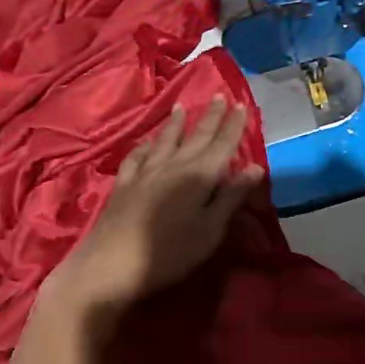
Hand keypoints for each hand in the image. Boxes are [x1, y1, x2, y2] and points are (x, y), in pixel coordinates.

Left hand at [39, 98, 262, 324]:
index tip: (241, 105)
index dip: (233, 125)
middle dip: (210, 117)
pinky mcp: (123, 185)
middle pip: (196, 137)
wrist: (109, 267)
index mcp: (199, 176)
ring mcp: (145, 173)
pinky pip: (137, 157)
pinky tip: (146, 142)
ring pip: (165, 141)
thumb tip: (255, 167)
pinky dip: (144, 146)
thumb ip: (231, 197)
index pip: (222, 145)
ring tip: (182, 107)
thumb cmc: (170, 253)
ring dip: (176, 124)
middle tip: (220, 96)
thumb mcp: (210, 230)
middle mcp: (173, 166)